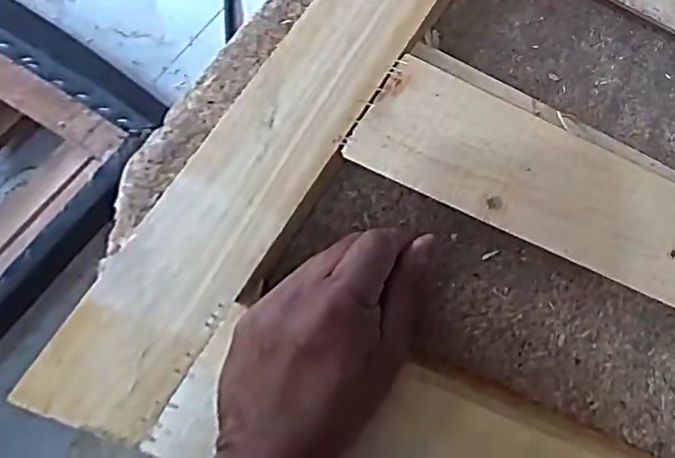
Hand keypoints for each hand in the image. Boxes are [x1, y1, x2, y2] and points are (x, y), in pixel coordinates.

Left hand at [217, 228, 433, 457]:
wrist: (269, 457)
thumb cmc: (340, 408)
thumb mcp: (390, 350)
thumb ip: (408, 290)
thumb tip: (425, 243)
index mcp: (339, 299)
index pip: (377, 239)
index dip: (400, 244)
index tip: (409, 263)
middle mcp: (300, 293)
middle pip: (349, 242)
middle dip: (373, 255)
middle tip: (384, 288)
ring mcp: (269, 305)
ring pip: (320, 259)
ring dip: (343, 269)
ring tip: (350, 307)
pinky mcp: (249, 319)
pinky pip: (293, 282)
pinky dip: (314, 288)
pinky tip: (319, 319)